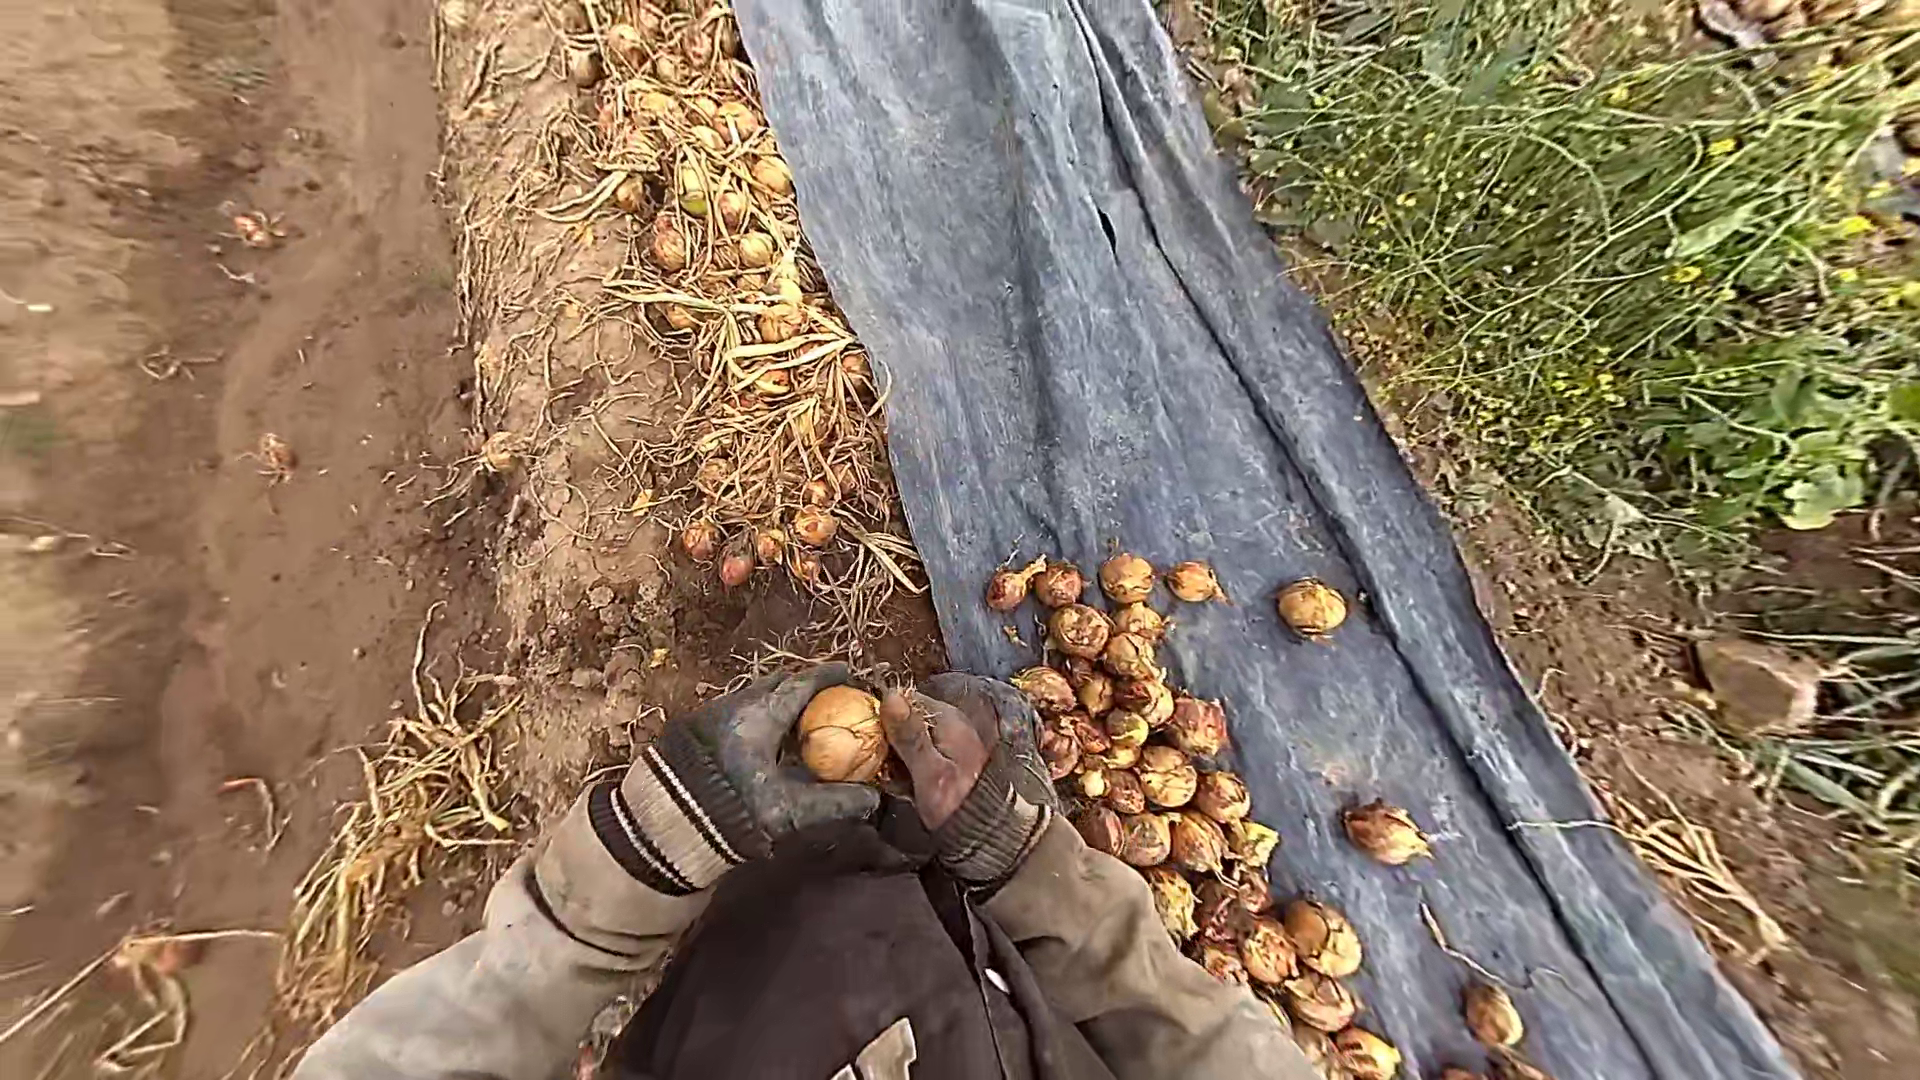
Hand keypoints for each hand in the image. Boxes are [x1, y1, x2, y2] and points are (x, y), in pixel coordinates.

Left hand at [591, 663, 878, 895]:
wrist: (658, 832)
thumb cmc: (729, 813)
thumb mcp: (787, 811)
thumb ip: (834, 803)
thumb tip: (873, 799)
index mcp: (761, 714)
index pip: (805, 683)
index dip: (831, 677)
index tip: (851, 675)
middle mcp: (738, 704)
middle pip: (782, 682)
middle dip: (808, 686)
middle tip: (832, 699)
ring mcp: (716, 714)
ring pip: (759, 695)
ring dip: (784, 702)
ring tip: (804, 721)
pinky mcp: (700, 729)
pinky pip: (743, 709)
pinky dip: (765, 715)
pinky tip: (771, 741)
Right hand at [882, 672, 1056, 884]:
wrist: (986, 835)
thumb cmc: (958, 805)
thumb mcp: (928, 771)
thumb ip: (909, 735)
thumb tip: (890, 696)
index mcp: (946, 718)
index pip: (904, 699)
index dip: (883, 715)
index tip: (871, 737)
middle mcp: (948, 722)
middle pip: (905, 718)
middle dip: (888, 737)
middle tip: (884, 764)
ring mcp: (948, 740)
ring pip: (908, 737)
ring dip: (895, 754)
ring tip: (895, 777)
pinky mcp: (945, 758)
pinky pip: (916, 753)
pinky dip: (906, 765)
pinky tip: (904, 784)